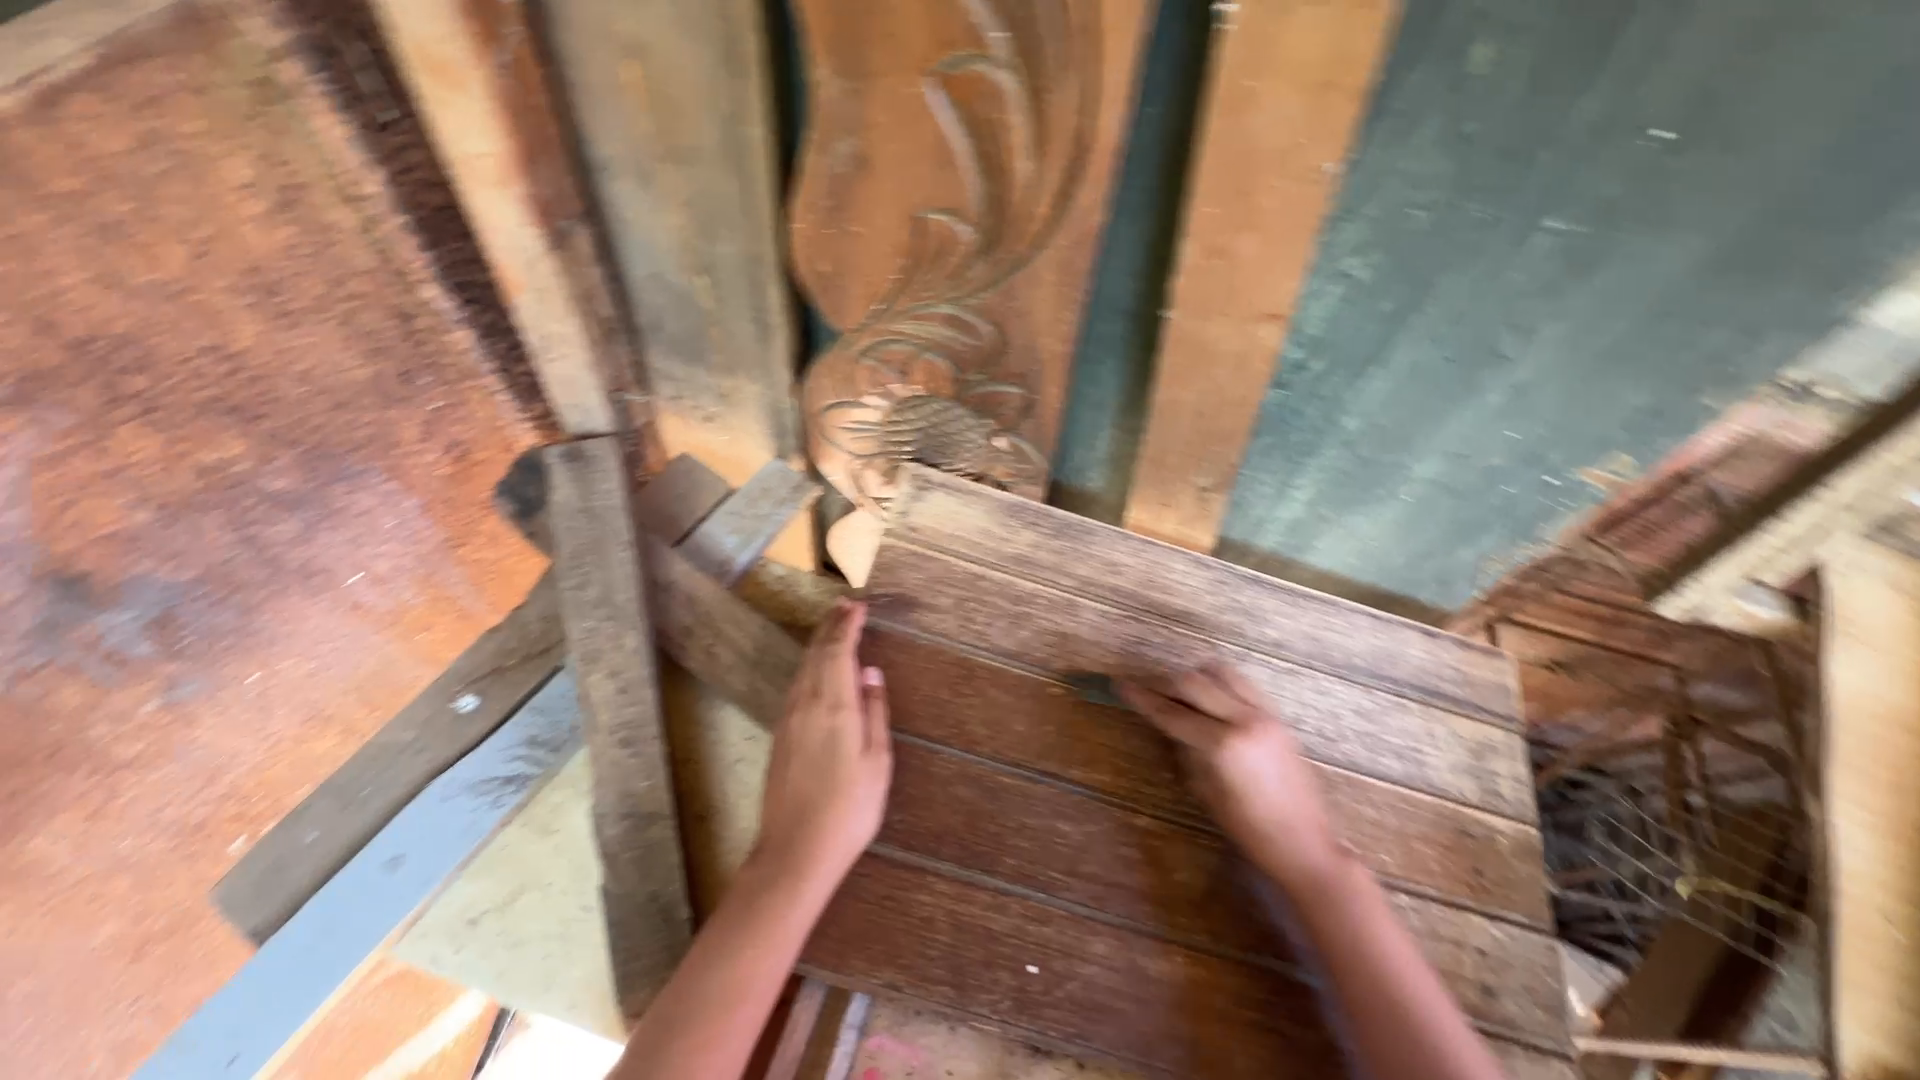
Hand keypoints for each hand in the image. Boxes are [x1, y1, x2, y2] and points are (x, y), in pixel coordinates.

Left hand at [753, 600, 892, 890]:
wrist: (796, 851)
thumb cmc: (849, 810)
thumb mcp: (877, 762)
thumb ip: (874, 712)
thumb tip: (870, 672)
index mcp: (834, 706)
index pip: (839, 652)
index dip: (848, 626)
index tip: (858, 606)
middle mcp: (806, 704)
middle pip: (817, 654)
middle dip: (831, 627)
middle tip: (844, 606)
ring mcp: (788, 719)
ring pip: (803, 669)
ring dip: (818, 644)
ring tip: (832, 628)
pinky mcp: (780, 735)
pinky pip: (796, 686)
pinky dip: (810, 666)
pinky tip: (816, 669)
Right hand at [1118, 665, 1341, 888]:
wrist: (1305, 844)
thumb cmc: (1250, 831)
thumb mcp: (1207, 794)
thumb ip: (1187, 753)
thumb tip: (1172, 728)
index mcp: (1223, 745)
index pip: (1172, 713)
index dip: (1143, 699)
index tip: (1122, 686)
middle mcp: (1244, 720)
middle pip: (1193, 681)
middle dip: (1164, 682)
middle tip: (1145, 688)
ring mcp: (1266, 715)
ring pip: (1222, 673)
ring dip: (1195, 677)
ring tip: (1179, 692)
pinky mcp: (1278, 718)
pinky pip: (1243, 685)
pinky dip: (1220, 685)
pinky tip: (1211, 701)